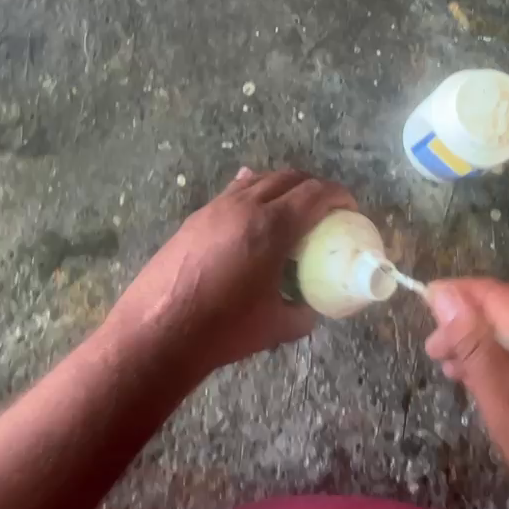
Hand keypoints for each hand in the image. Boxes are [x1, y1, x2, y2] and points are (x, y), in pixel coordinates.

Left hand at [103, 167, 353, 378]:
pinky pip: (233, 191)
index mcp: (273, 227)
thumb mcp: (276, 327)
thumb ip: (303, 312)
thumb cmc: (222, 330)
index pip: (316, 193)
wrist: (157, 331)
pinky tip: (254, 207)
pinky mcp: (197, 217)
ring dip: (283, 187)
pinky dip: (253, 193)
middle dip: (313, 188)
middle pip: (290, 178)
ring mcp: (217, 207)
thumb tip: (310, 307)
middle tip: (325, 210)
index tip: (350, 209)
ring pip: (259, 179)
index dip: (339, 196)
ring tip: (291, 210)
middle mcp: (246, 205)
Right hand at [426, 278, 508, 508]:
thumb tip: (442, 296)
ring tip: (465, 366)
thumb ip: (475, 348)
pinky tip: (505, 367)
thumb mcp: (507, 410)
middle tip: (440, 356)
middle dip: (471, 322)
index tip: (424, 318)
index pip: (489, 291)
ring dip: (495, 332)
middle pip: (508, 298)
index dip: (453, 300)